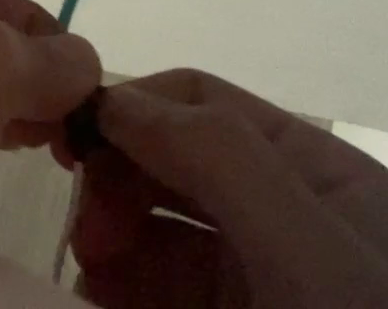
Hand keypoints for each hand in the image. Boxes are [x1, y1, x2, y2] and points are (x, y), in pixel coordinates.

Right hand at [73, 70, 387, 308]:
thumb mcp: (316, 260)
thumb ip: (219, 160)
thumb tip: (113, 99)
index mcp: (317, 174)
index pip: (199, 101)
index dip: (128, 109)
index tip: (69, 150)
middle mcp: (287, 215)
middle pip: (171, 160)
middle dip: (117, 183)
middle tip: (87, 238)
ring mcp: (263, 281)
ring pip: (157, 229)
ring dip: (111, 239)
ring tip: (91, 279)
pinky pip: (160, 287)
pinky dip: (122, 286)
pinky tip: (103, 301)